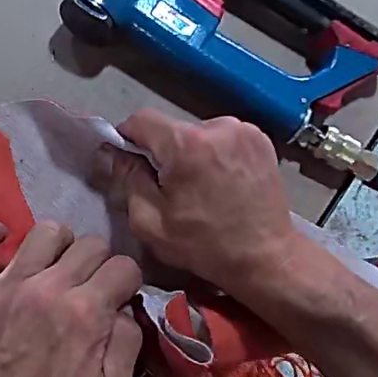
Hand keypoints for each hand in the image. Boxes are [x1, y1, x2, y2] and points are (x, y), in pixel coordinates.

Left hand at [0, 219, 143, 376]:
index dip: (130, 285)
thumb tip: (127, 311)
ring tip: (57, 273)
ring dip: (60, 247)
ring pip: (44, 232)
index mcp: (87, 314)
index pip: (125, 266)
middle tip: (94, 293)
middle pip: (91, 243)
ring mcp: (5, 287)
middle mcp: (48, 289)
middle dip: (102, 264)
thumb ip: (127, 347)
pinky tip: (4, 243)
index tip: (122, 304)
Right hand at [107, 109, 302, 296]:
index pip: (142, 119)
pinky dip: (217, 153)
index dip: (128, 138)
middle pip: (173, 128)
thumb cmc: (205, 246)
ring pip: (199, 132)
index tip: (129, 161)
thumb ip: (127, 180)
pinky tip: (222, 182)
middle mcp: (218, 126)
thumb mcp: (151, 222)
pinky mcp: (261, 139)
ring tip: (201, 187)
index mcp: (187, 144)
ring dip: (192, 152)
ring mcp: (244, 130)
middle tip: (169, 186)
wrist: (266, 257)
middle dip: (165, 152)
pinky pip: (224, 138)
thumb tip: (111, 152)